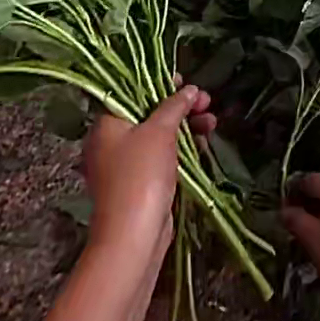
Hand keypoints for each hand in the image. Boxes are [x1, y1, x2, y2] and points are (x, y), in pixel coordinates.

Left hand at [82, 85, 215, 262]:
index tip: (186, 82)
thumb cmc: (141, 175)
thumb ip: (174, 106)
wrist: (133, 238)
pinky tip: (202, 144)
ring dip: (185, 127)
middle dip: (180, 107)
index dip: (161, 83)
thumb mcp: (160, 131)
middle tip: (207, 103)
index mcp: (107, 122)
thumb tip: (188, 89)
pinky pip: (160, 157)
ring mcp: (124, 164)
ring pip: (158, 136)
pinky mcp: (139, 184)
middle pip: (149, 113)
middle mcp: (111, 140)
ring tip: (212, 123)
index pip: (134, 90)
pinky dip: (180, 149)